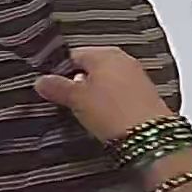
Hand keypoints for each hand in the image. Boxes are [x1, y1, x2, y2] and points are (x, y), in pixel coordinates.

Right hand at [34, 46, 175, 143]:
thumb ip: (57, 87)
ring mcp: (137, 77)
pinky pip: (119, 95)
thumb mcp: (77, 99)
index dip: (60, 72)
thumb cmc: (110, 111)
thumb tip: (39, 80)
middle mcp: (122, 59)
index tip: (52, 89)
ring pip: (105, 82)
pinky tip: (103, 118)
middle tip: (65, 103)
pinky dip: (109, 104)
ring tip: (83, 114)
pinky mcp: (146, 96)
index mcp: (104, 53)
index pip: (74, 56)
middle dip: (78, 84)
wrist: (151, 138)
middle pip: (91, 69)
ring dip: (94, 95)